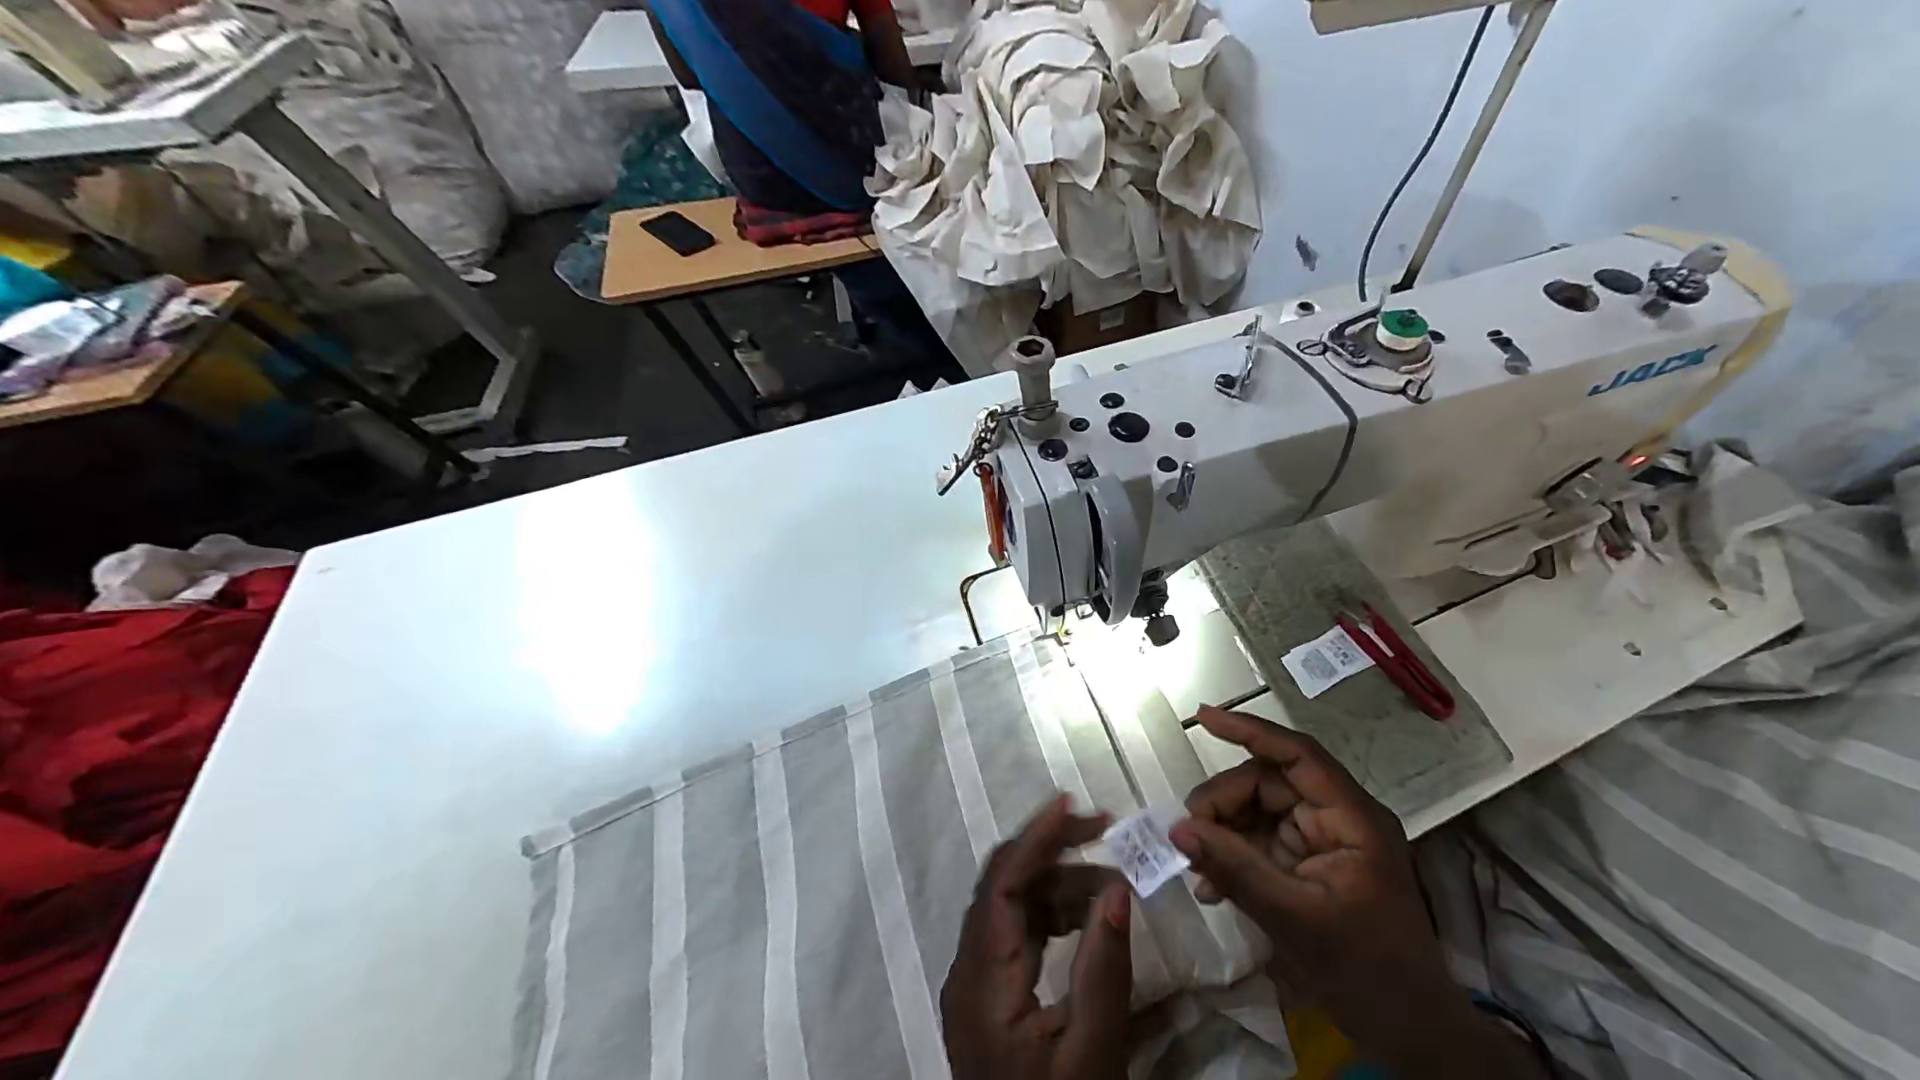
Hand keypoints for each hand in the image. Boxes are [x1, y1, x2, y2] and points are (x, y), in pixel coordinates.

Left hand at [941, 795, 1132, 1079]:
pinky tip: (1089, 915)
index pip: (1000, 881)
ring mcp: (978, 980)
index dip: (1035, 837)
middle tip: (1107, 835)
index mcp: (982, 977)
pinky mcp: (992, 994)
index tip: (1071, 803)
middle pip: (1005, 886)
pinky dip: (1054, 915)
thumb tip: (1118, 889)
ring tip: (1114, 883)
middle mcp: (969, 967)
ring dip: (1060, 885)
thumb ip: (1105, 969)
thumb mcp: (1093, 1053)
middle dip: (1055, 853)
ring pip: (1014, 907)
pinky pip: (1019, 934)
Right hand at [1171, 707, 1545, 1077]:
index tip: (1202, 717)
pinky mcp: (1304, 863)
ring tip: (1198, 868)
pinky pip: (1255, 841)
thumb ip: (1236, 870)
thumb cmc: (1368, 972)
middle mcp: (1335, 818)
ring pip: (1254, 810)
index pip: (1298, 756)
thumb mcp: (1296, 920)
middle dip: (1222, 804)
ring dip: (1220, 833)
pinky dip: (1229, 856)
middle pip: (1265, 783)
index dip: (1250, 731)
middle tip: (1189, 836)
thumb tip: (1178, 830)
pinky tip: (1210, 884)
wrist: (1408, 1031)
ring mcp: (1319, 840)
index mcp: (1352, 819)